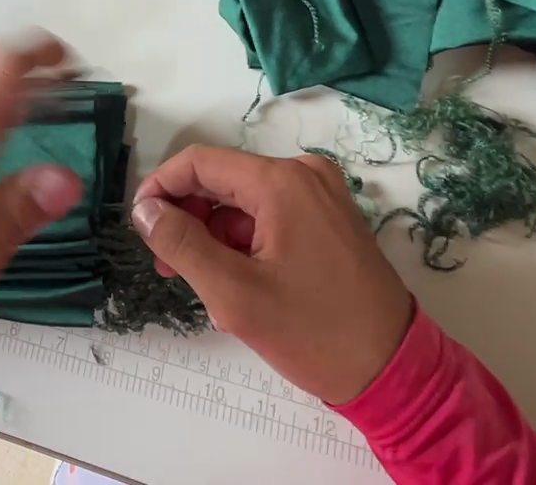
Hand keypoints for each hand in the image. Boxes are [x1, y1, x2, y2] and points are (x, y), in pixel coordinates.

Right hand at [130, 145, 412, 404]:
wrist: (396, 372)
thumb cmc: (314, 333)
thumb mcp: (235, 293)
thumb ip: (181, 243)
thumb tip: (144, 209)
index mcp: (281, 181)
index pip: (199, 162)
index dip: (160, 187)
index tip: (139, 223)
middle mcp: (302, 173)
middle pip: (222, 179)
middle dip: (187, 216)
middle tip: (164, 261)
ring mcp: (320, 193)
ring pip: (242, 199)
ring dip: (214, 233)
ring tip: (202, 282)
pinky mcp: (328, 215)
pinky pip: (269, 212)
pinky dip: (243, 239)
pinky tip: (236, 279)